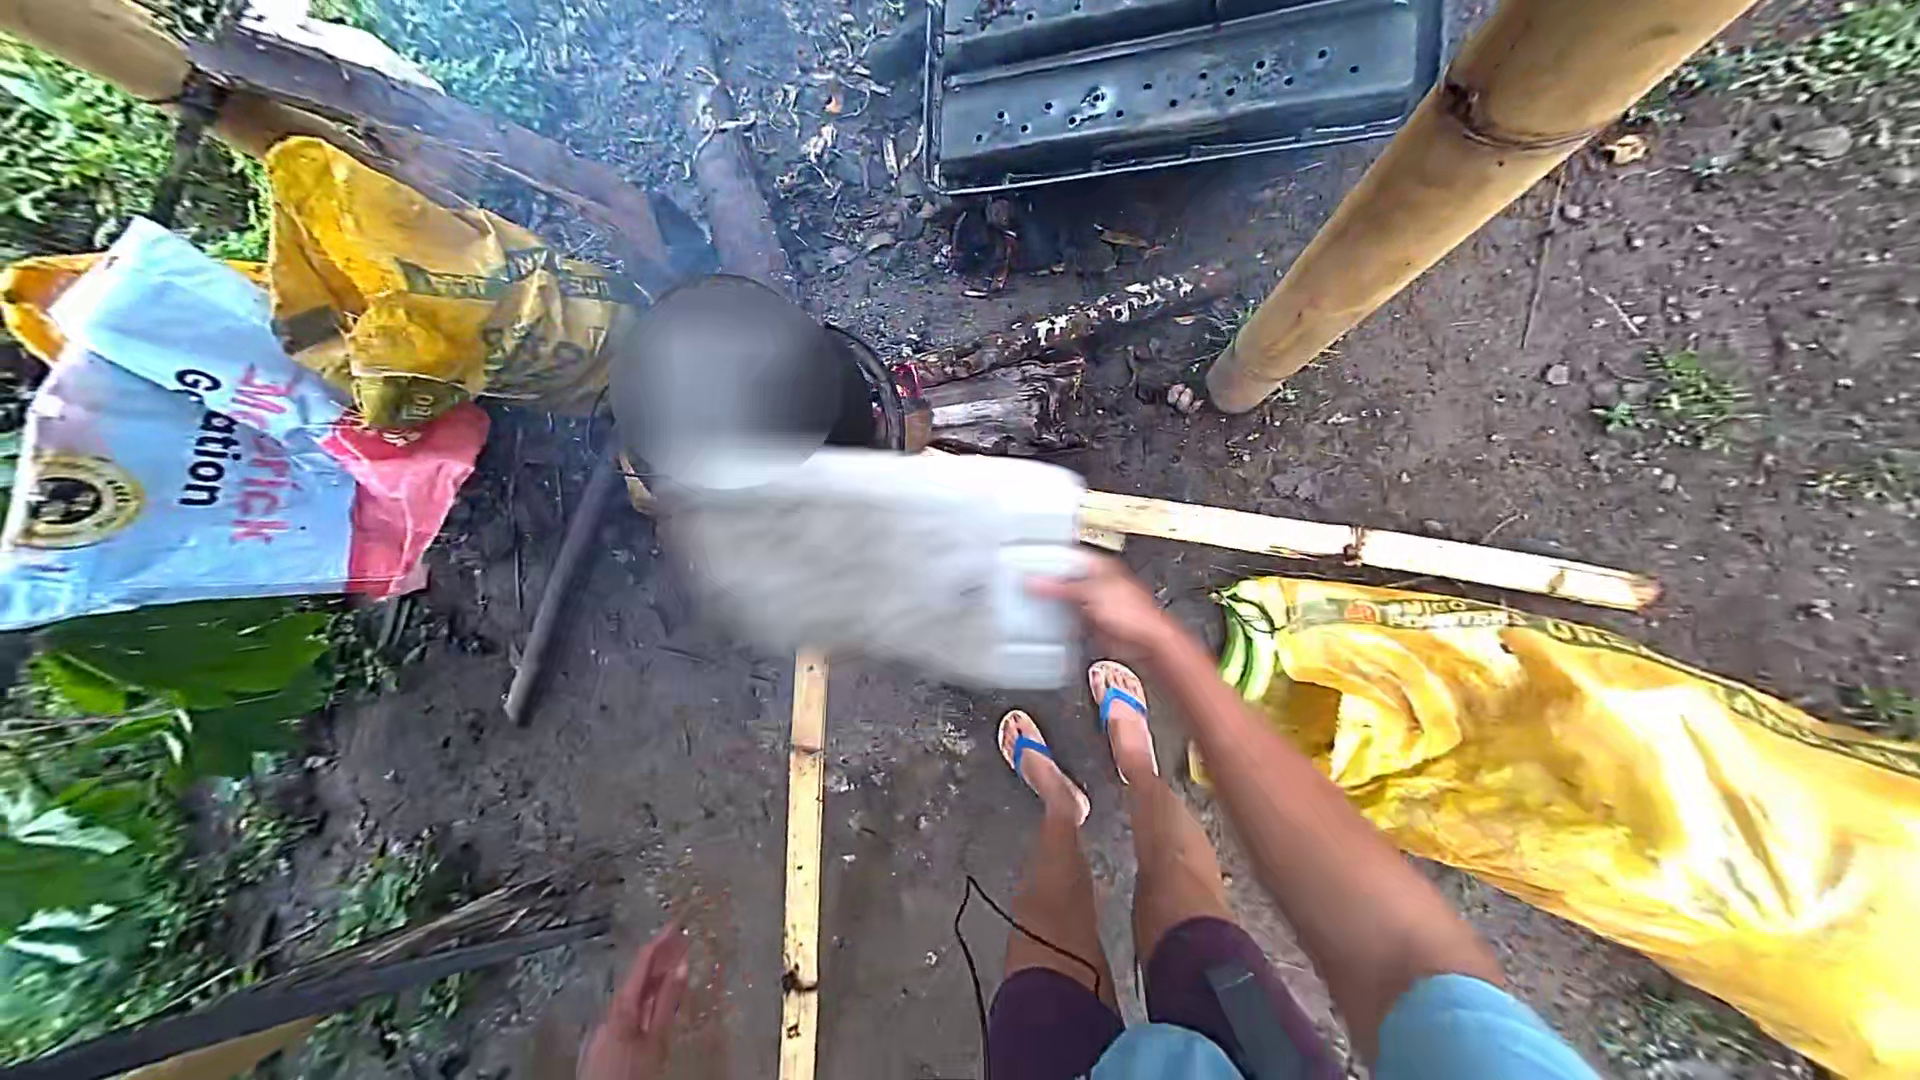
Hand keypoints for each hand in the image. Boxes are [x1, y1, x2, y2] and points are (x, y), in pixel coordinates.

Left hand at [577, 921, 690, 1079]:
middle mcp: (609, 1012)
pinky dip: (647, 998)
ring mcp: (604, 1028)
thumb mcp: (656, 1039)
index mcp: (621, 1006)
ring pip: (633, 995)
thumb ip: (668, 1001)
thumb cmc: (632, 1075)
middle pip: (637, 977)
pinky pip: (629, 1011)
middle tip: (683, 940)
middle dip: (661, 957)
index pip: (642, 962)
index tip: (678, 923)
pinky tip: (658, 997)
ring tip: (677, 963)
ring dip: (655, 978)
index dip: (661, 940)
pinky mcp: (605, 1042)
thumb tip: (682, 964)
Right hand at [1030, 555, 1180, 667]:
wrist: (1147, 642)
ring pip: (1065, 598)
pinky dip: (1057, 618)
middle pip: (1063, 578)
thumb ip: (1060, 587)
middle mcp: (1095, 582)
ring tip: (1030, 600)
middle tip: (1025, 583)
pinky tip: (1046, 619)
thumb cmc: (1133, 613)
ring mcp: (1093, 602)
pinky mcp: (1090, 622)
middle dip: (1046, 581)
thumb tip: (1035, 582)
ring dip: (1051, 601)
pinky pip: (1068, 617)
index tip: (1027, 562)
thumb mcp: (1090, 592)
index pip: (1067, 556)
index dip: (1047, 558)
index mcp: (1098, 566)